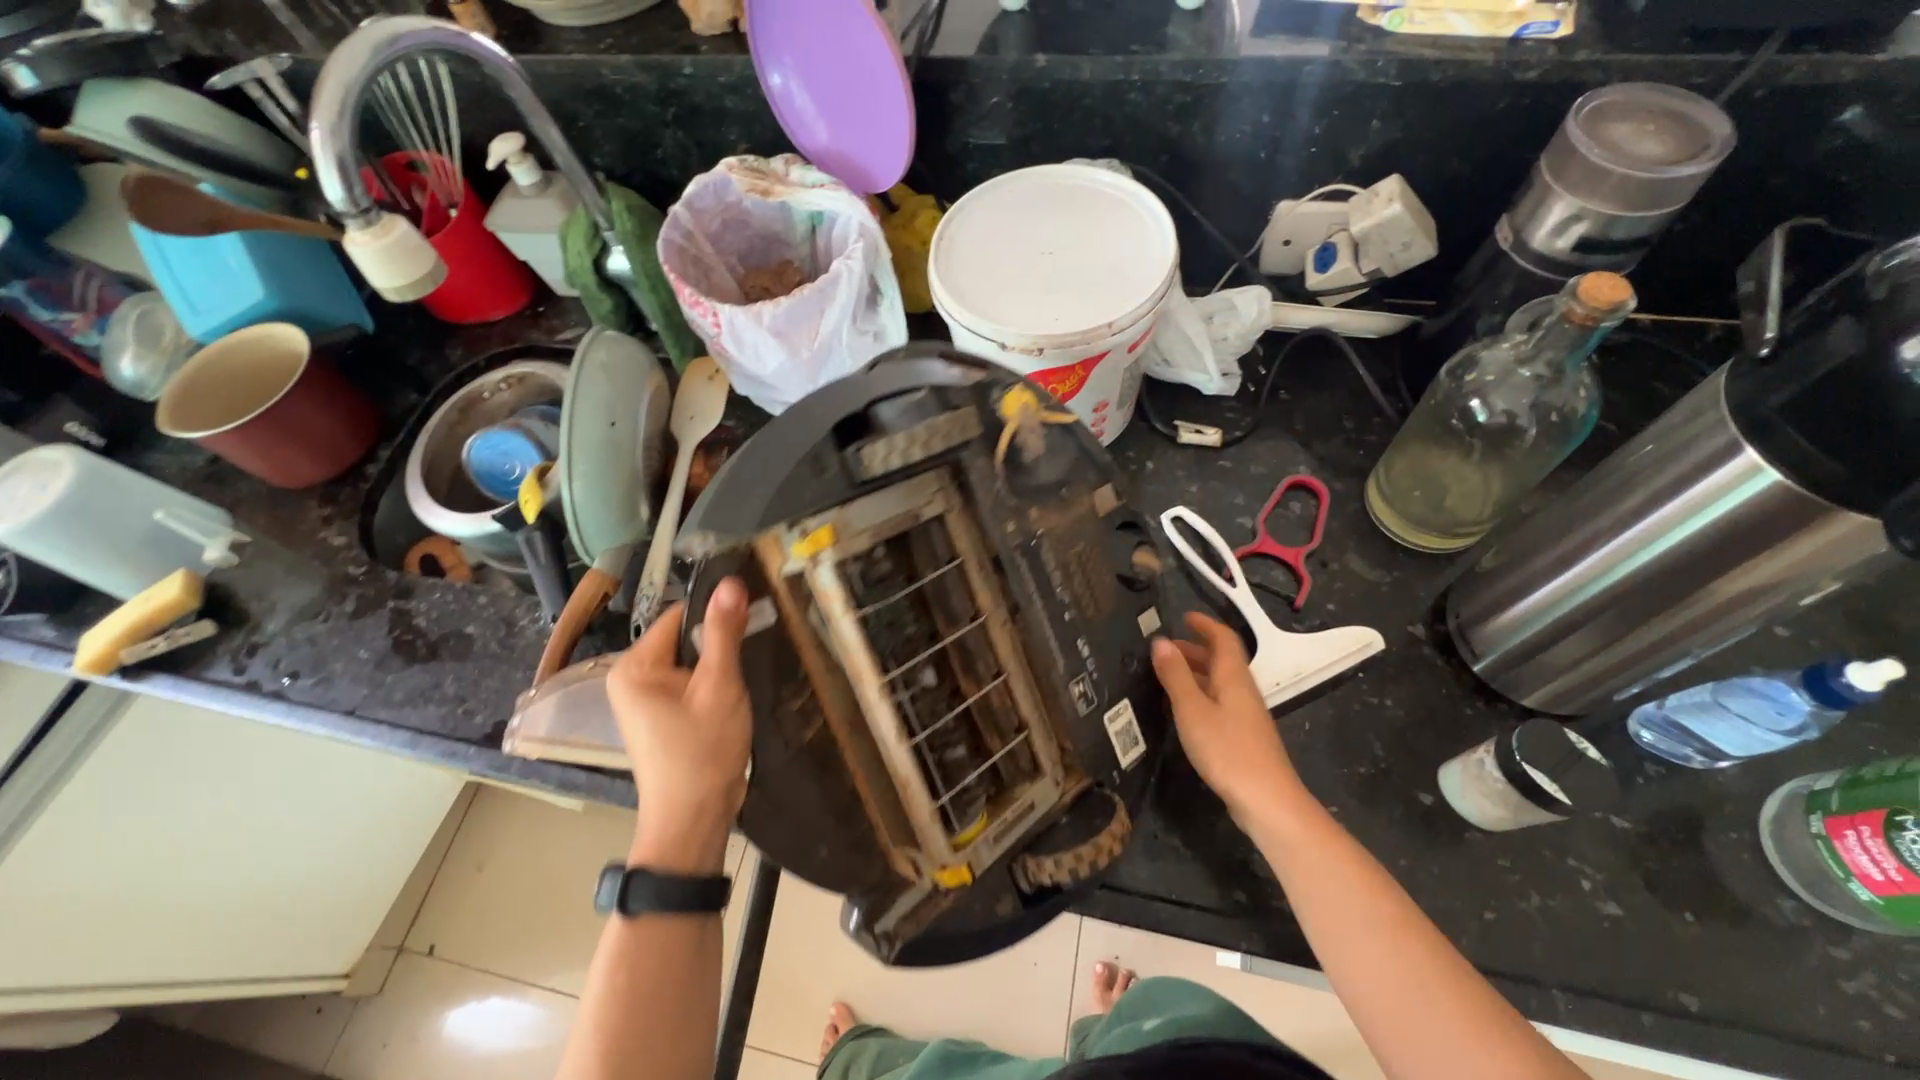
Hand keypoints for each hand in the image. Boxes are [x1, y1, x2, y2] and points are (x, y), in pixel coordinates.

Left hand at [610, 578, 752, 870]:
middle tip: (750, 658)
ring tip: (740, 685)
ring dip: (717, 671)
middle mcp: (629, 679)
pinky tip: (729, 704)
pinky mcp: (659, 720)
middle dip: (717, 648)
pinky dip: (710, 690)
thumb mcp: (719, 686)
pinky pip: (687, 687)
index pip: (678, 616)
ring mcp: (642, 702)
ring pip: (689, 665)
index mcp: (632, 666)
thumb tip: (731, 582)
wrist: (693, 820)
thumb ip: (724, 632)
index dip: (715, 617)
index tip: (751, 622)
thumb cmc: (703, 752)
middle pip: (683, 640)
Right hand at [1150, 612, 1305, 816]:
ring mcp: (1246, 714)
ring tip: (1168, 674)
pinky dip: (1201, 694)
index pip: (1223, 639)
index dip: (1205, 625)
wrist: (1266, 799)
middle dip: (1196, 648)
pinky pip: (1221, 702)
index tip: (1184, 617)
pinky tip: (1185, 709)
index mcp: (1233, 677)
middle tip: (1165, 648)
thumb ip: (1176, 675)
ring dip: (1197, 672)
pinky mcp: (1244, 735)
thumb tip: (1160, 641)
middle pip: (1223, 660)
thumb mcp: (1192, 710)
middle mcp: (1243, 690)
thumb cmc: (1227, 749)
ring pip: (1221, 682)